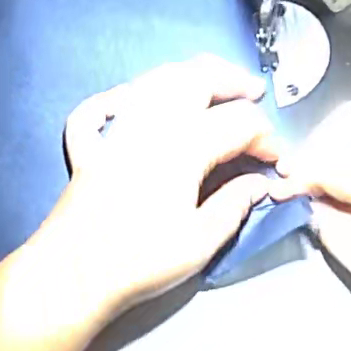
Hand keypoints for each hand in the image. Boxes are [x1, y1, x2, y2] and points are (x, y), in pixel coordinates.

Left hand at [8, 56, 282, 324]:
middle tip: (254, 91)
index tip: (275, 160)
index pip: (238, 123)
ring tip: (209, 87)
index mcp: (184, 146)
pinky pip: (101, 107)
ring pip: (154, 81)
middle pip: (196, 78)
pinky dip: (120, 97)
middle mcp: (150, 124)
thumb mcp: (200, 241)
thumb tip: (259, 185)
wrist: (74, 274)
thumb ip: (234, 206)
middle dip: (231, 80)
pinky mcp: (89, 149)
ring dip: (187, 76)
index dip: (265, 137)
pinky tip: (132, 101)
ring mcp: (115, 131)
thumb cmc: (140, 262)